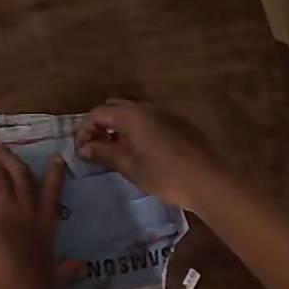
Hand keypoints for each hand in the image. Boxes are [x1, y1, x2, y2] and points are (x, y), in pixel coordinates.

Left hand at [0, 144, 77, 288]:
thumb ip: (65, 269)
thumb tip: (83, 266)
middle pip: (21, 175)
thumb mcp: (54, 278)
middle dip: (10, 158)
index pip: (52, 193)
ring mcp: (6, 210)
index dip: (54, 174)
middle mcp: (27, 211)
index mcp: (45, 226)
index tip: (56, 157)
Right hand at [74, 99, 236, 212]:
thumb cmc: (164, 175)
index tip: (80, 148)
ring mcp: (165, 113)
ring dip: (119, 125)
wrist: (209, 182)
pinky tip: (140, 150)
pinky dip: (136, 128)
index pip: (98, 113)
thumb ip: (104, 153)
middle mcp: (147, 107)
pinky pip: (149, 118)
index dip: (84, 129)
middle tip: (95, 145)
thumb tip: (84, 148)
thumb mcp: (129, 166)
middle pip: (114, 107)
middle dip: (100, 123)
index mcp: (131, 115)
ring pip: (133, 112)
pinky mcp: (179, 123)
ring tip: (115, 149)